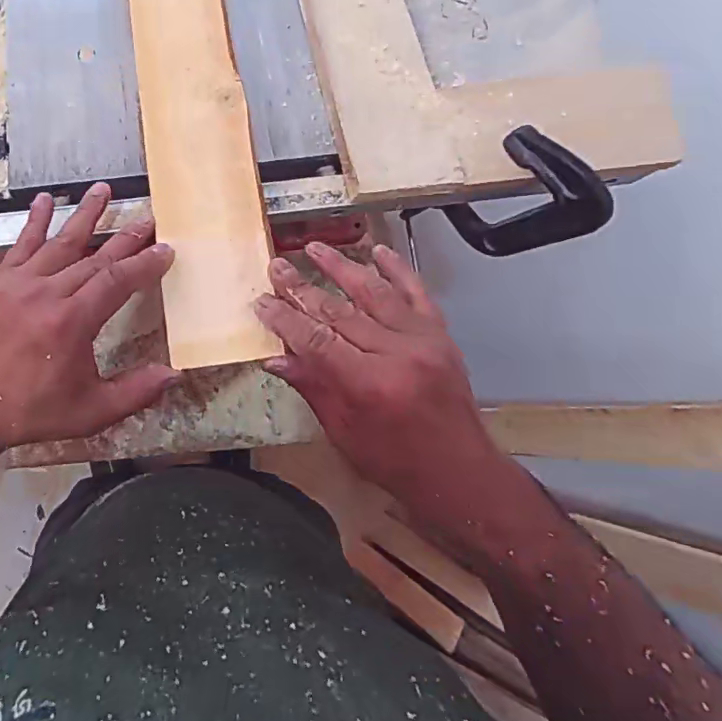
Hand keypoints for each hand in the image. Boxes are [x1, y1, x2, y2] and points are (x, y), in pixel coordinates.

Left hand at [0, 183, 179, 449]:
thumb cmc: (35, 410)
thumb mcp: (93, 410)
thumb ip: (136, 391)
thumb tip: (174, 374)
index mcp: (72, 322)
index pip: (116, 281)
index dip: (144, 264)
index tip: (165, 250)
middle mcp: (47, 294)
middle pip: (94, 257)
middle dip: (125, 237)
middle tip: (148, 219)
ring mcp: (20, 285)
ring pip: (60, 242)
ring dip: (85, 215)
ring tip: (103, 189)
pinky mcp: (1, 284)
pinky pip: (21, 245)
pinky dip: (35, 222)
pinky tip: (45, 199)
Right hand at [252, 241, 513, 505]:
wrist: (460, 472)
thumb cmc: (395, 461)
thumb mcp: (343, 431)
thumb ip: (312, 386)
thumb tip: (275, 356)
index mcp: (369, 384)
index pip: (316, 339)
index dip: (284, 318)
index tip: (261, 301)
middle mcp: (398, 354)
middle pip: (339, 311)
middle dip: (302, 288)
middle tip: (277, 267)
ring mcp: (423, 341)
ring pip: (374, 293)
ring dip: (342, 267)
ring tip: (314, 248)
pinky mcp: (440, 335)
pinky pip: (417, 293)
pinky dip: (397, 270)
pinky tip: (378, 251)